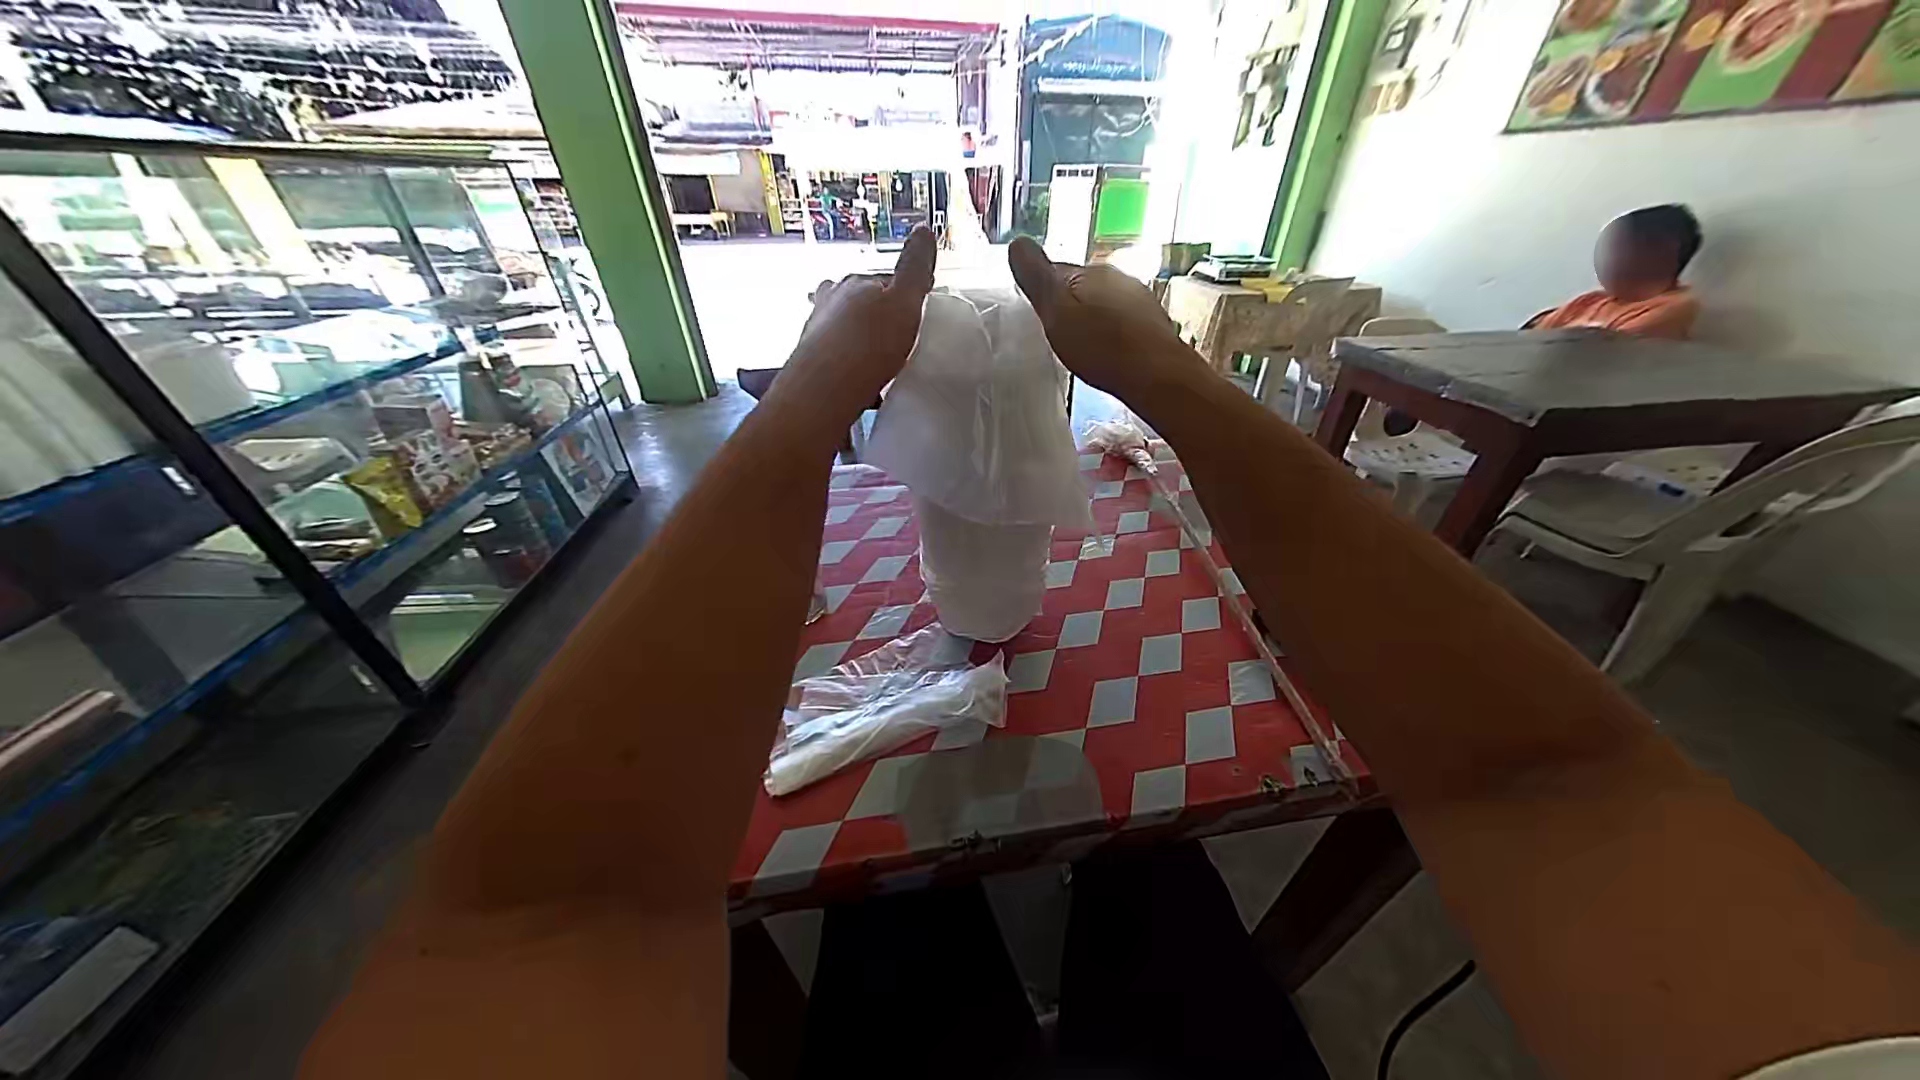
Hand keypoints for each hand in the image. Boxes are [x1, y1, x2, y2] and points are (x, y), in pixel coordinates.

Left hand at [772, 227, 935, 425]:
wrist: (825, 391)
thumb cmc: (867, 346)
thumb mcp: (904, 302)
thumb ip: (915, 269)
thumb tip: (923, 230)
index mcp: (855, 283)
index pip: (885, 279)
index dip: (905, 293)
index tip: (918, 308)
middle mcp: (830, 301)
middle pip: (861, 303)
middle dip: (878, 315)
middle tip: (898, 335)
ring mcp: (817, 331)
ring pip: (845, 330)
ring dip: (861, 341)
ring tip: (880, 359)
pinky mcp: (812, 362)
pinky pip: (838, 359)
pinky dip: (850, 365)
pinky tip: (863, 381)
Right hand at [1007, 236, 1197, 397]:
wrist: (1156, 375)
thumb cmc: (1101, 346)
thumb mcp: (1057, 312)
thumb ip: (1036, 278)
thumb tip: (1016, 243)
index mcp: (1091, 272)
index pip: (1056, 271)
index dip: (1041, 289)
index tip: (1033, 309)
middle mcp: (1119, 279)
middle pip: (1082, 287)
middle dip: (1068, 303)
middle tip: (1053, 329)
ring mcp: (1140, 301)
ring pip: (1104, 304)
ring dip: (1091, 318)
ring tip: (1079, 343)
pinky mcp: (1152, 327)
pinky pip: (1121, 324)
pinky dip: (1110, 334)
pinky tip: (1105, 353)